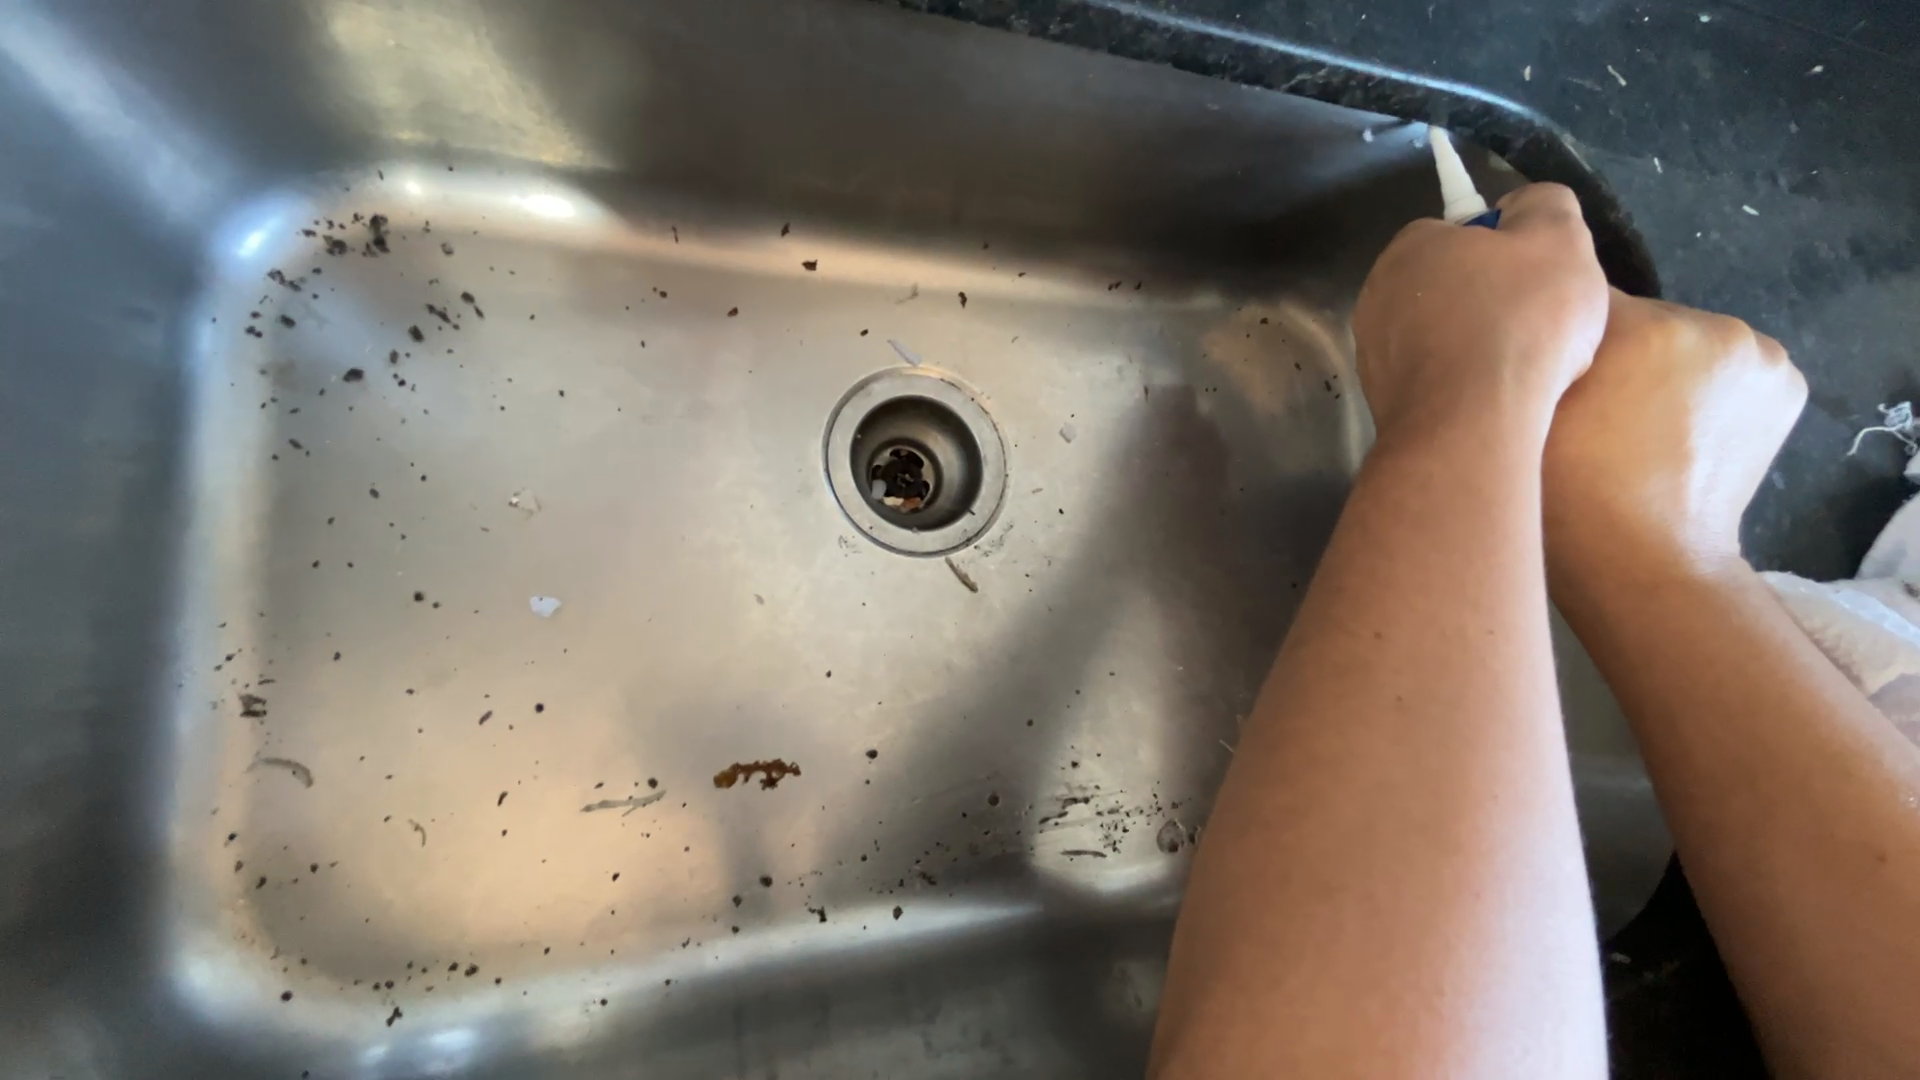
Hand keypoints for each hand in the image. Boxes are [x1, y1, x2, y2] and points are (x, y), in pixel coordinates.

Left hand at [1352, 183, 1609, 443]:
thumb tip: (1519, 205)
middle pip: (1441, 284)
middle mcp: (1375, 296)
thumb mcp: (1558, 236)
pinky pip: (1427, 373)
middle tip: (1533, 314)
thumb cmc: (1518, 319)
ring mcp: (1371, 349)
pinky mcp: (1378, 394)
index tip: (1532, 270)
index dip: (1498, 246)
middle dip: (1484, 294)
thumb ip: (1541, 206)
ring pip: (1434, 332)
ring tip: (1517, 357)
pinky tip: (1487, 390)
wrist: (1468, 420)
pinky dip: (1454, 377)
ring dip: (1471, 339)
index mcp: (1407, 249)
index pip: (1451, 231)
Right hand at [1544, 291, 1806, 583]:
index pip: (1584, 299)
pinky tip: (1669, 429)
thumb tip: (1538, 322)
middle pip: (1637, 319)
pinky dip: (1694, 387)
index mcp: (1646, 329)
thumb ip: (1538, 358)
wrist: (1643, 561)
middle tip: (1581, 406)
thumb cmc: (1565, 493)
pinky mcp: (1785, 386)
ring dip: (1652, 366)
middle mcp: (1716, 327)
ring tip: (1624, 422)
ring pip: (1681, 341)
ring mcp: (1762, 357)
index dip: (1553, 331)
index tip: (1537, 369)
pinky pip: (1721, 367)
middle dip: (1608, 351)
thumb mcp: (1526, 418)